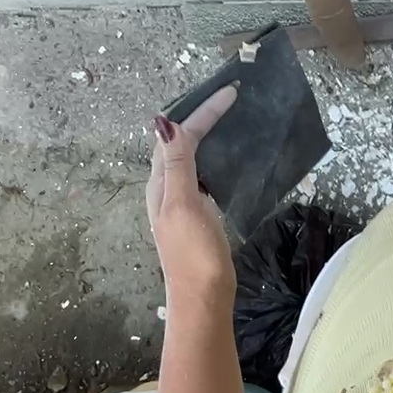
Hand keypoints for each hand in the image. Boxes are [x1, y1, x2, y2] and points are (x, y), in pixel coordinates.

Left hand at [146, 85, 238, 309]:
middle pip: (179, 140)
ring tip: (231, 117)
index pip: (178, 134)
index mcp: (160, 183)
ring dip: (207, 133)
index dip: (203, 111)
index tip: (232, 91)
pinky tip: (231, 158)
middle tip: (230, 97)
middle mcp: (166, 189)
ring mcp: (182, 202)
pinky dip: (215, 155)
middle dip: (200, 115)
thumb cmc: (194, 255)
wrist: (203, 301)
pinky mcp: (198, 213)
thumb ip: (176, 164)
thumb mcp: (184, 206)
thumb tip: (163, 121)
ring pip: (190, 155)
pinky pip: (203, 172)